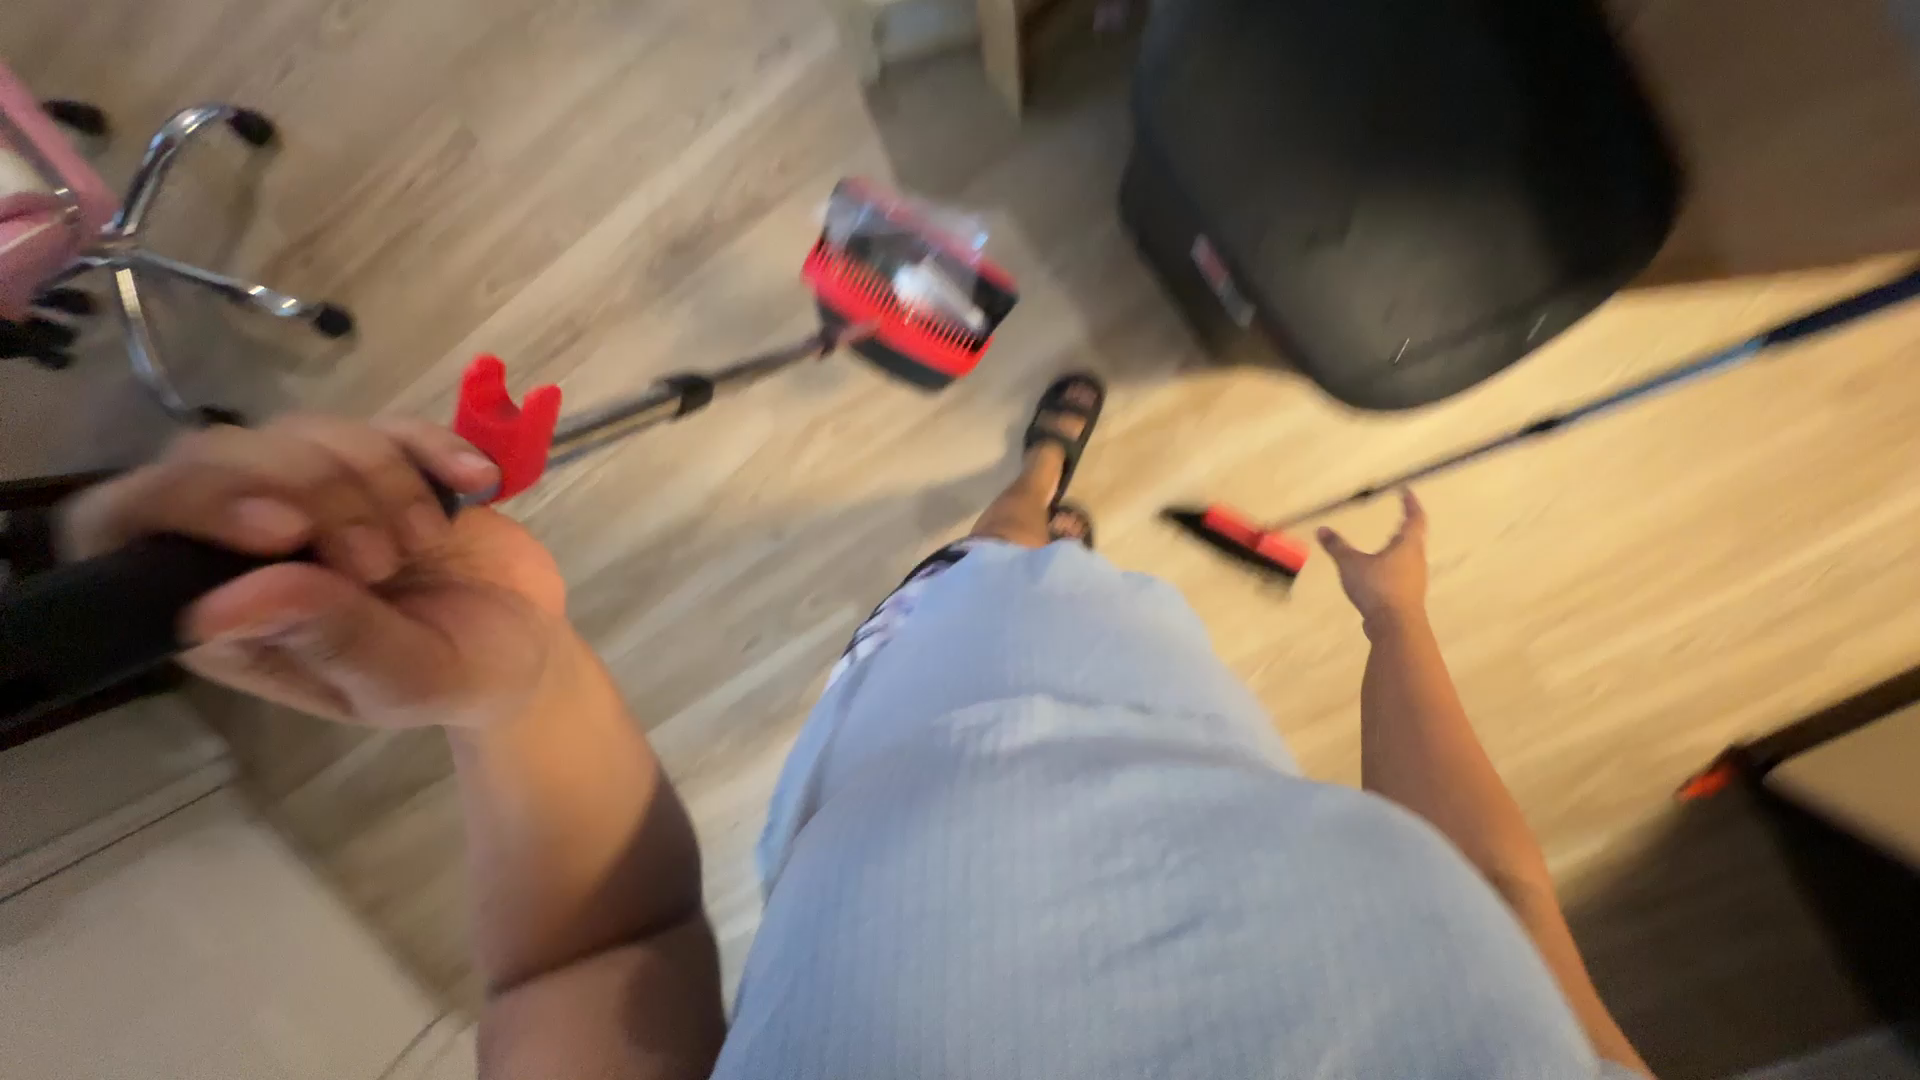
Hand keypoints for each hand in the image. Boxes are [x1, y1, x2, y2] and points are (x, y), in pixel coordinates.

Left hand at [60, 415, 570, 728]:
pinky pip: (394, 426)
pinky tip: (477, 480)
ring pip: (308, 433)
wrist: (528, 644)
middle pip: (222, 457)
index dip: (189, 504)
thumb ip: (332, 641)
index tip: (285, 529)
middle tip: (384, 561)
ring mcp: (324, 494)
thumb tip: (224, 601)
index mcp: (222, 603)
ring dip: (381, 480)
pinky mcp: (392, 466)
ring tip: (427, 541)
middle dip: (315, 495)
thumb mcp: (403, 680)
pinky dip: (437, 446)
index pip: (129, 523)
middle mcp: (251, 540)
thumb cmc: (458, 678)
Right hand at [1317, 489, 1428, 630]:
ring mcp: (1414, 578)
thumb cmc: (1377, 587)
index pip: (1414, 518)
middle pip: (1414, 537)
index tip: (1406, 491)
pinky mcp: (1407, 593)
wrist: (1395, 624)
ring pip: (1408, 556)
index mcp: (1407, 546)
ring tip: (1386, 542)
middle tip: (1397, 517)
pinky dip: (1392, 564)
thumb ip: (1337, 546)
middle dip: (1406, 526)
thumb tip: (1322, 529)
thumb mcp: (1350, 564)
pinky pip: (1401, 572)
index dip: (1411, 503)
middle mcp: (1416, 559)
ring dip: (1399, 546)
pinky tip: (1378, 571)